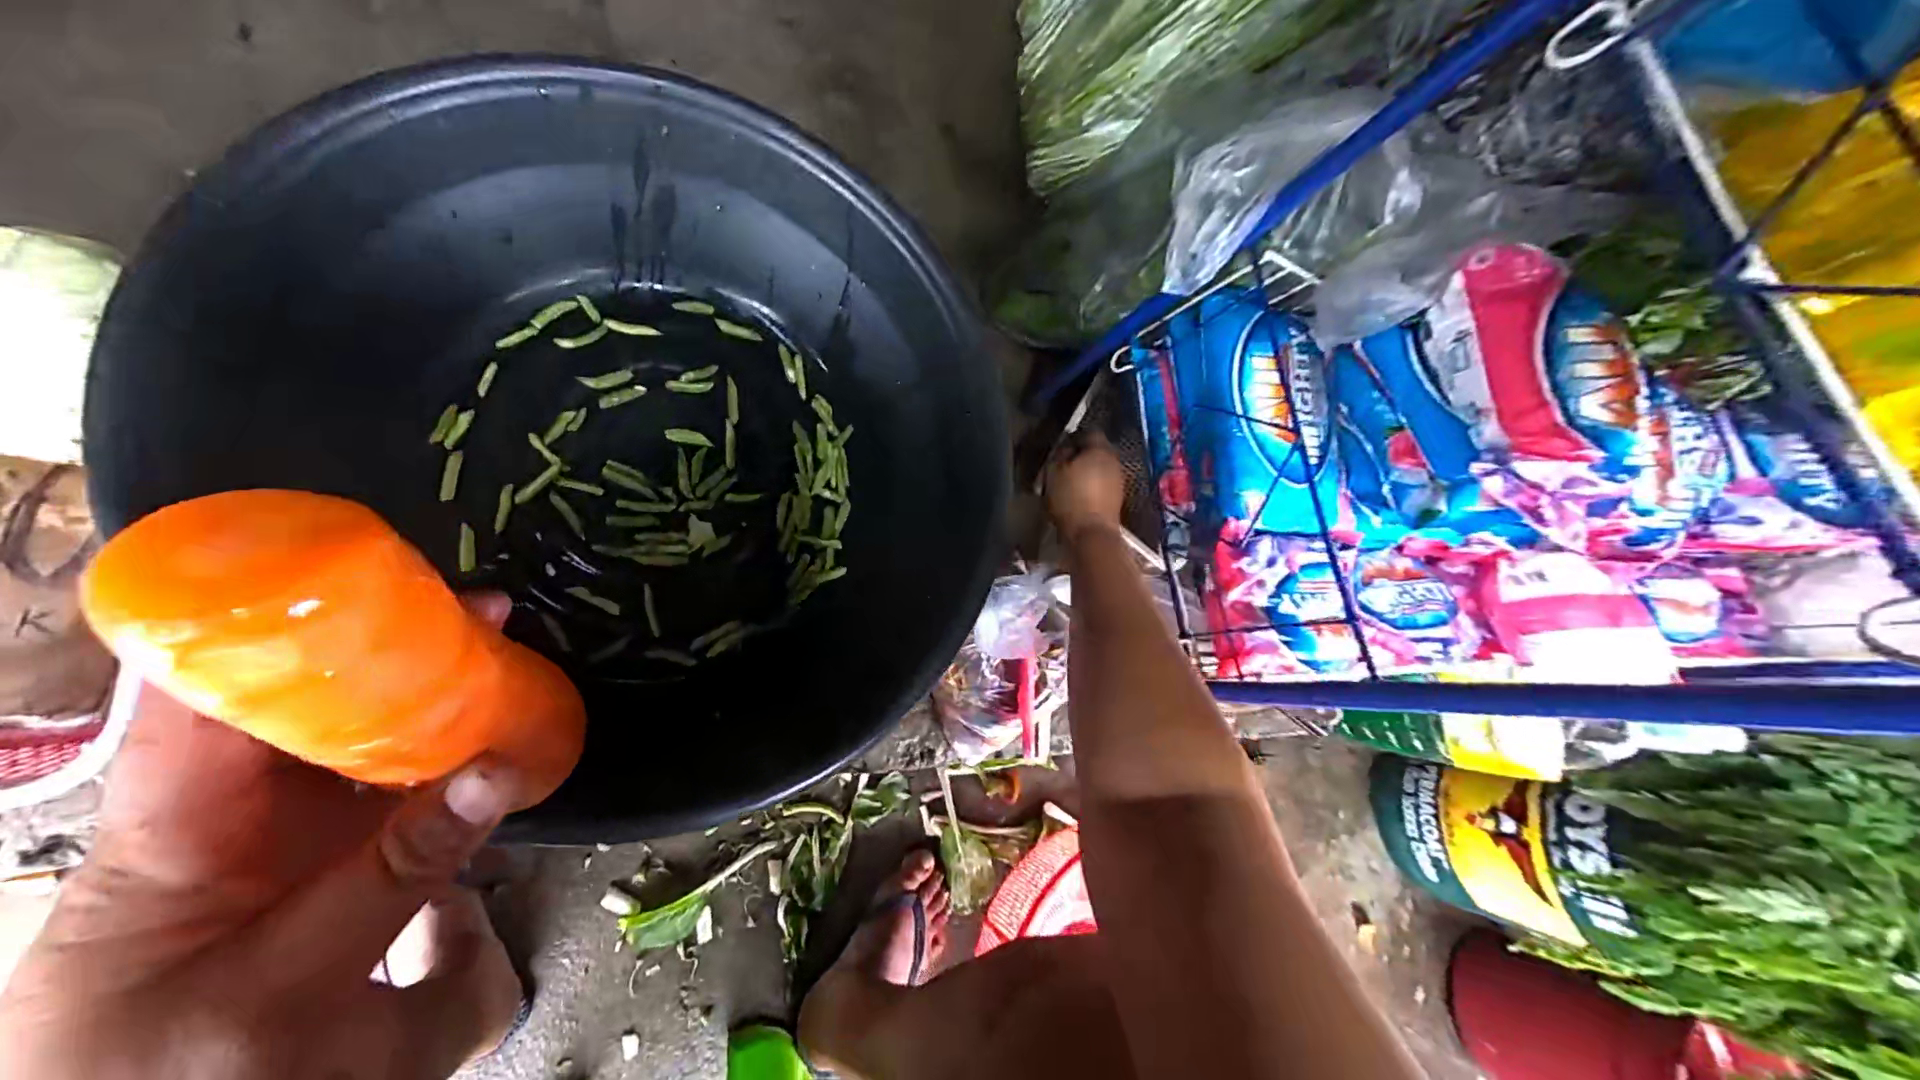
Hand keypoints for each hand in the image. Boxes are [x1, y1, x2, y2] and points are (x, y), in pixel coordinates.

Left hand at [0, 595, 538, 1079]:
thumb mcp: (277, 992)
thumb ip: (392, 873)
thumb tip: (499, 768)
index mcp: (169, 829)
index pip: (203, 697)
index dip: (268, 621)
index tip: (362, 569)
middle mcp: (237, 808)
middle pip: (308, 696)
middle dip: (391, 640)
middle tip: (485, 607)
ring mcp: (302, 826)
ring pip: (369, 730)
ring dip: (436, 686)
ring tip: (507, 644)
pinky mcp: (354, 845)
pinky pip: (408, 775)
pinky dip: (456, 742)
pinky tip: (504, 721)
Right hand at [1045, 431, 1126, 544]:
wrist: (1091, 534)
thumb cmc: (1070, 498)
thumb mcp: (1054, 472)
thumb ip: (1060, 454)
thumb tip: (1066, 448)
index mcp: (1100, 449)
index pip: (1089, 432)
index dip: (1073, 438)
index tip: (1059, 448)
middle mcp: (1114, 462)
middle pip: (1097, 452)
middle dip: (1081, 456)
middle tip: (1062, 466)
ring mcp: (1118, 482)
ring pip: (1100, 470)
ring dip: (1086, 473)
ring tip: (1068, 484)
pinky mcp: (1117, 500)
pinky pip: (1102, 487)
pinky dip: (1091, 489)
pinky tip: (1077, 498)